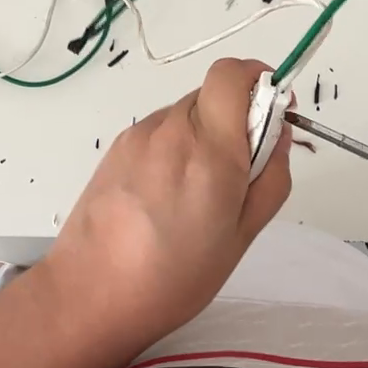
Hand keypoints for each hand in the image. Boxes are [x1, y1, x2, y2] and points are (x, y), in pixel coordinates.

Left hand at [45, 58, 291, 339]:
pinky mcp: (115, 148)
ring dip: (203, 136)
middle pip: (212, 95)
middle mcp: (170, 129)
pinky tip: (164, 197)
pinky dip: (174, 149)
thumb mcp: (242, 236)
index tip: (271, 114)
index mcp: (209, 148)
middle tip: (236, 175)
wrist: (88, 294)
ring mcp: (137, 136)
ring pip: (185, 114)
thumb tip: (278, 134)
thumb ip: (271, 178)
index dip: (259, 81)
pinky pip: (159, 132)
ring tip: (194, 196)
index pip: (233, 73)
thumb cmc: (174, 276)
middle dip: (234, 120)